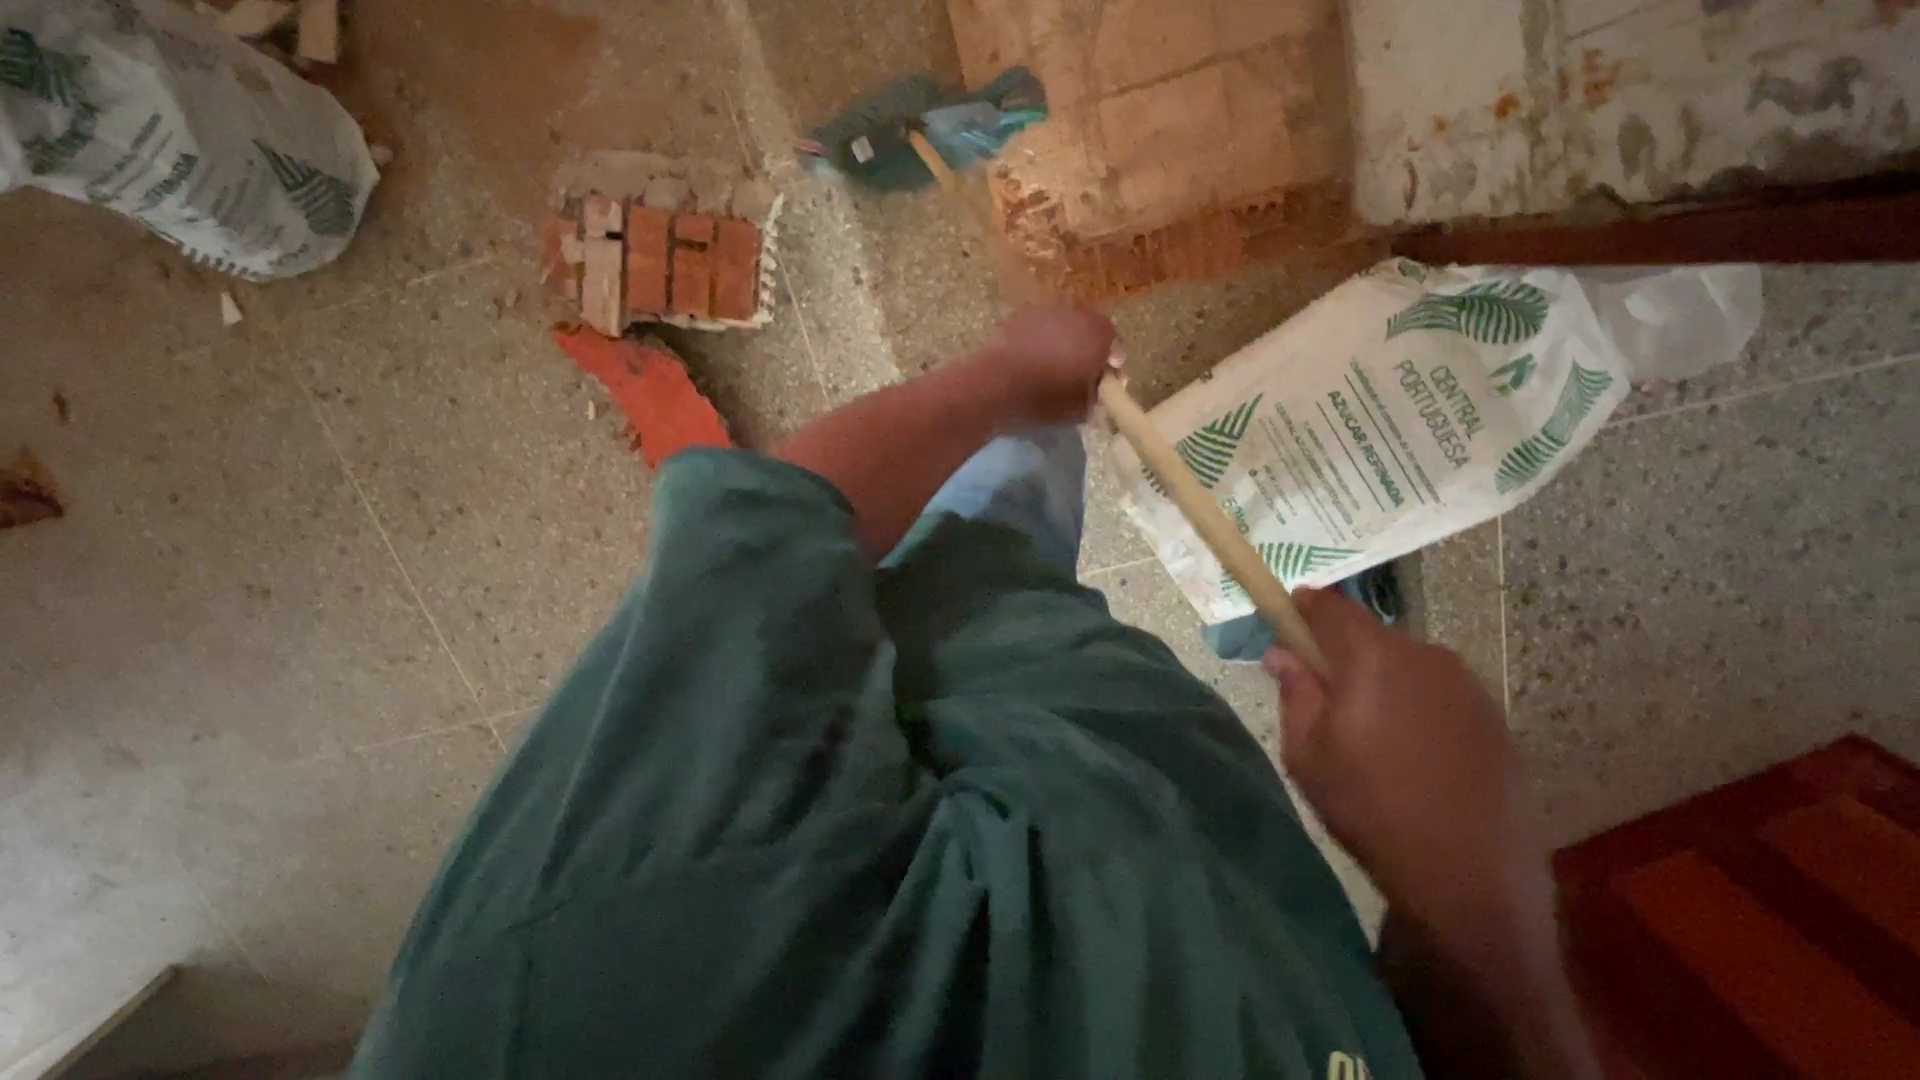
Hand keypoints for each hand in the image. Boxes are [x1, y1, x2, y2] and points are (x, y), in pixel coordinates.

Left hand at [976, 305, 1117, 424]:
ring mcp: (1045, 311)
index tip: (1105, 380)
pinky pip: (1038, 327)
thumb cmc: (1046, 398)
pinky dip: (1039, 340)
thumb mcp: (1079, 410)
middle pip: (1088, 329)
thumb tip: (1096, 397)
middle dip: (1087, 348)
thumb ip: (1095, 399)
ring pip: (1062, 325)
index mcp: (1099, 334)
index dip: (1111, 363)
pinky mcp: (1018, 316)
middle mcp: (1076, 314)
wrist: (997, 383)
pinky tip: (1031, 359)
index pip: (1115, 344)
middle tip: (1080, 372)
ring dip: (1062, 341)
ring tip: (1053, 365)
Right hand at [1265, 589, 1554, 960]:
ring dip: (1384, 681)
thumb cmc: (1368, 807)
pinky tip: (1414, 753)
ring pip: (1408, 665)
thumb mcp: (1307, 754)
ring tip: (1373, 733)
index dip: (1305, 607)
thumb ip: (1294, 693)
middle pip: (1371, 636)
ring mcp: (1466, 685)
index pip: (1331, 608)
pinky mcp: (1493, 717)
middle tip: (1324, 693)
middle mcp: (1424, 656)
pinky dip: (1418, 706)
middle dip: (1344, 653)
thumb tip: (1282, 654)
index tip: (1288, 616)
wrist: (1467, 874)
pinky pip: (1440, 693)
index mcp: (1372, 658)